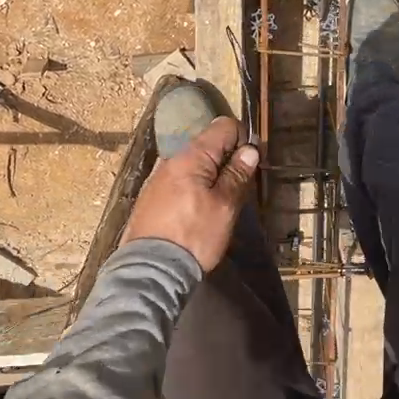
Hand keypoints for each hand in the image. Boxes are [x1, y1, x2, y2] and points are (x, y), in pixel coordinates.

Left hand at [120, 116, 258, 270]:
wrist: (149, 272)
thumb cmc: (193, 236)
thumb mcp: (224, 207)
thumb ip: (237, 175)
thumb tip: (249, 151)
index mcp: (191, 156)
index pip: (224, 126)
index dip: (242, 140)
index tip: (249, 165)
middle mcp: (171, 159)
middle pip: (208, 145)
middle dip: (226, 160)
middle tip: (237, 190)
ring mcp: (158, 178)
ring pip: (194, 164)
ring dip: (210, 176)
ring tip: (218, 205)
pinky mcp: (151, 198)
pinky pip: (179, 181)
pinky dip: (194, 188)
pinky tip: (196, 213)